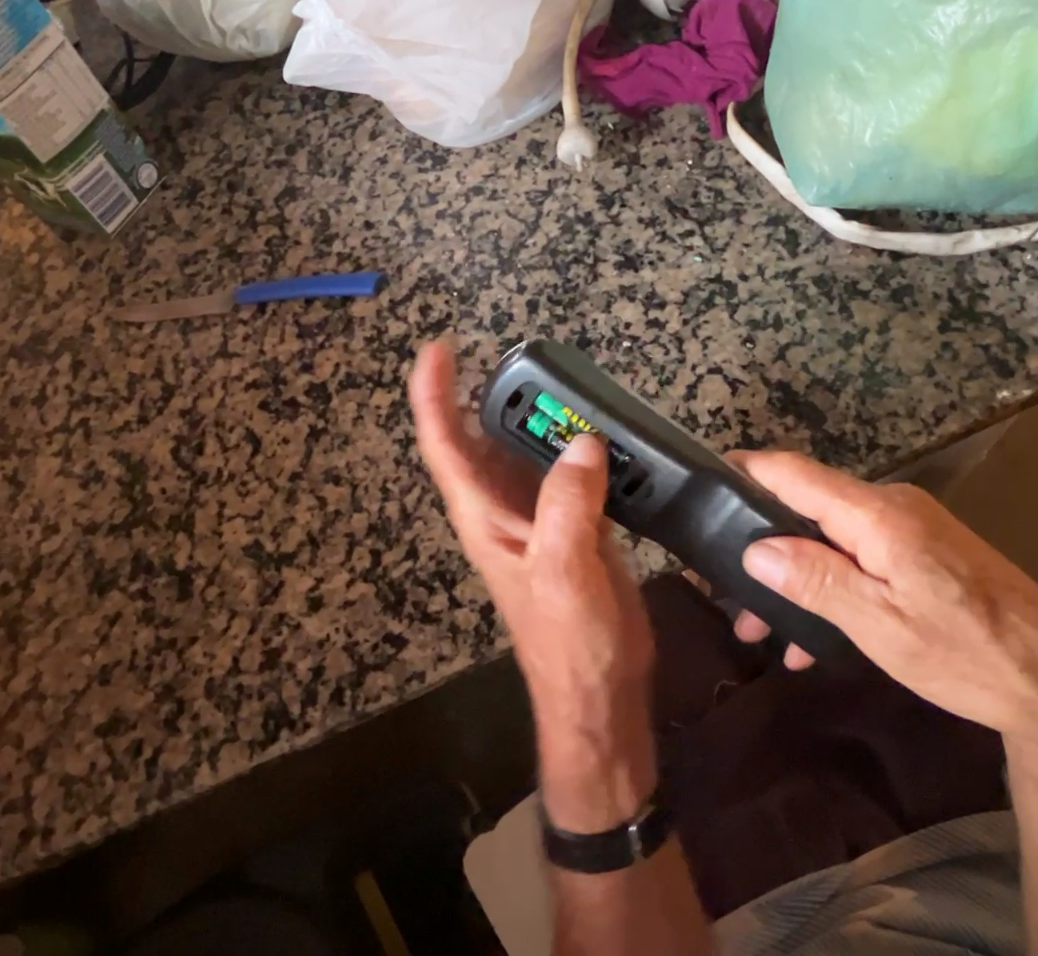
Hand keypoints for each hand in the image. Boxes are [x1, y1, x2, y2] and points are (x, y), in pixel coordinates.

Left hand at [408, 340, 653, 709]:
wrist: (601, 688)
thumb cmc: (569, 641)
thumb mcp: (563, 571)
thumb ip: (568, 505)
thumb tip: (584, 443)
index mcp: (484, 517)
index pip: (446, 445)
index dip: (434, 395)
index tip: (441, 348)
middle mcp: (503, 510)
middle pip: (484, 439)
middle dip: (491, 393)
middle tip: (521, 357)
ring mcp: (539, 518)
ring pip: (527, 453)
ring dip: (537, 416)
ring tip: (562, 381)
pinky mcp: (575, 526)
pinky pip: (569, 473)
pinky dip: (579, 446)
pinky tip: (602, 429)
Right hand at [731, 451, 1037, 750]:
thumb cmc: (967, 654)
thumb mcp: (880, 626)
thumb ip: (815, 580)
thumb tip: (754, 550)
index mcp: (877, 515)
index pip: (794, 473)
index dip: (744, 472)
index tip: (699, 486)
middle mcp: (891, 509)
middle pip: (805, 508)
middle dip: (757, 545)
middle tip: (717, 589)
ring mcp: (909, 531)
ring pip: (827, 540)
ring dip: (789, 578)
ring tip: (755, 630)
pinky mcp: (923, 556)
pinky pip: (857, 559)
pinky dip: (826, 589)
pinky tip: (806, 642)